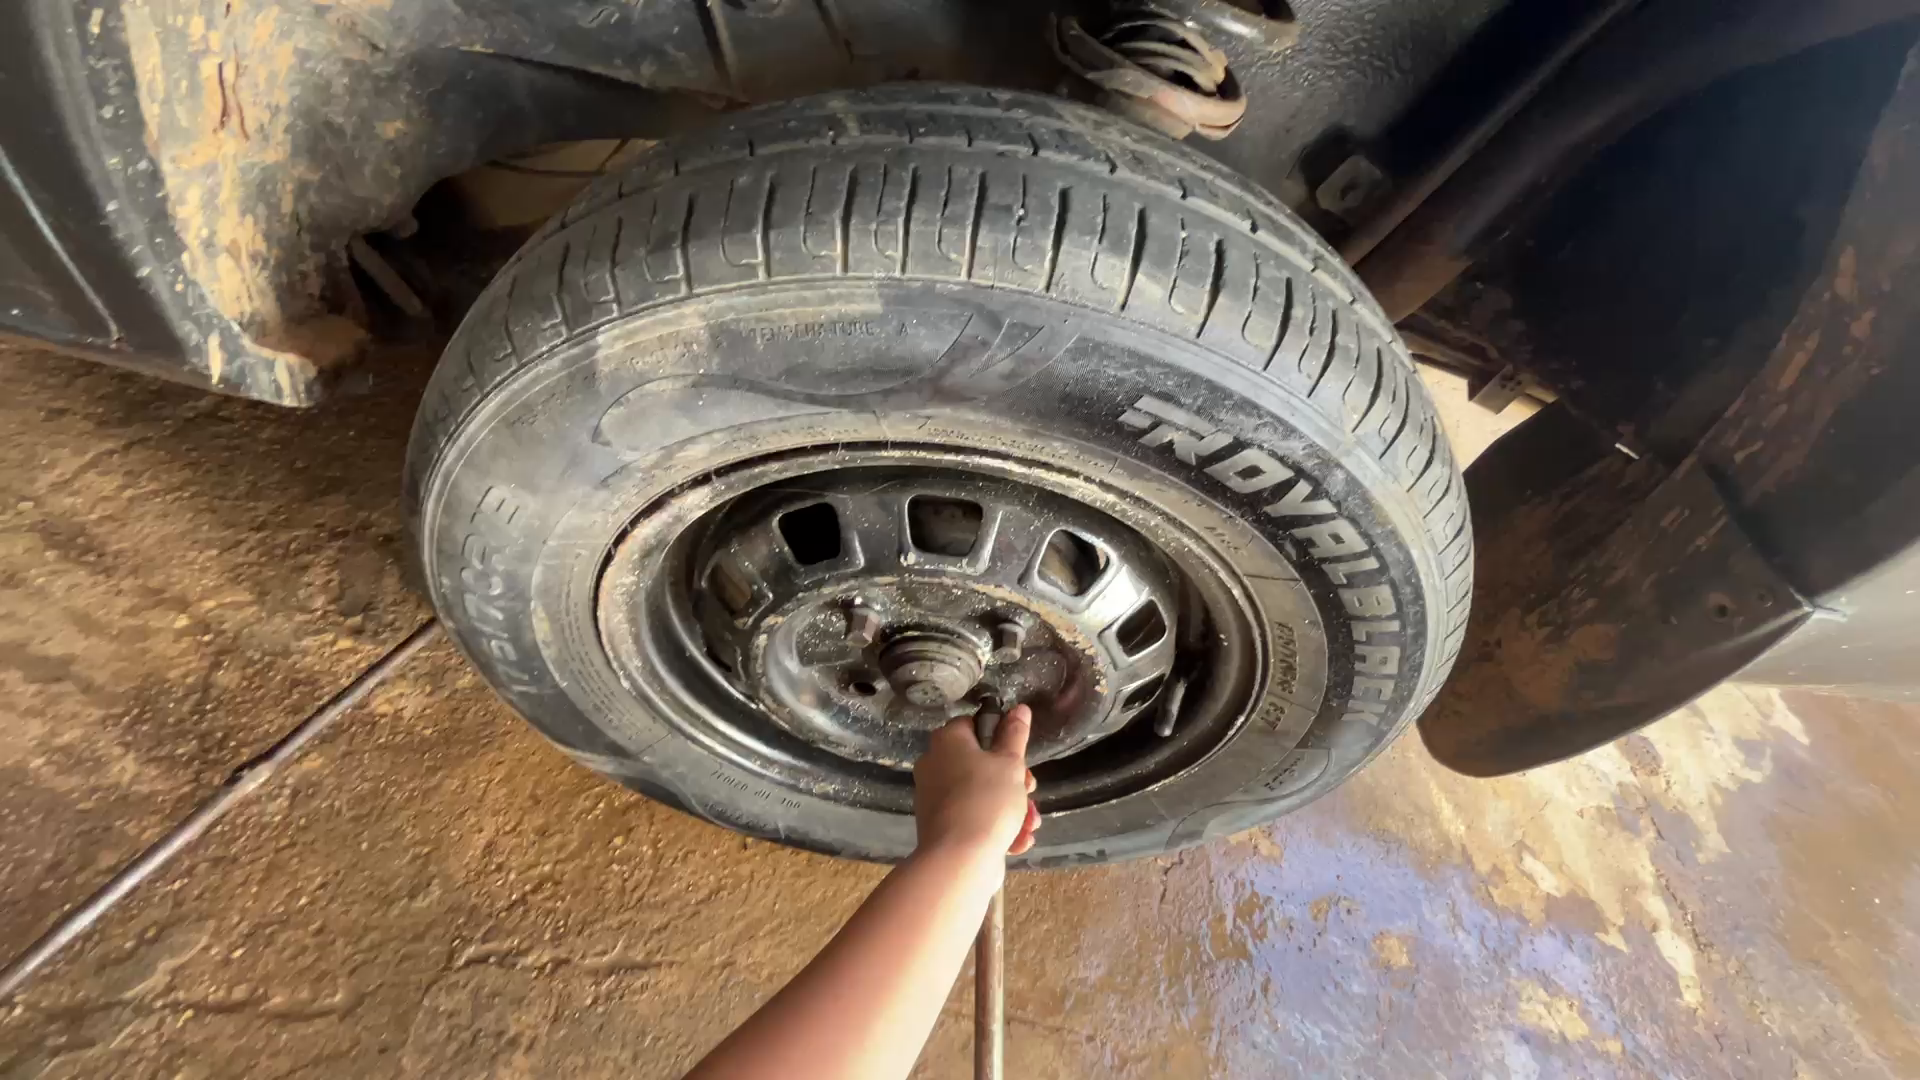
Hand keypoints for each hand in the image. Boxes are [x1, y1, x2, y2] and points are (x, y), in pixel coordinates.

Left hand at [912, 704, 1041, 860]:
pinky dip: (995, 826)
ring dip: (1012, 807)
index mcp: (947, 740)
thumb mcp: (1010, 763)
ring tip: (1030, 824)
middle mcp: (934, 763)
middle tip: (1029, 791)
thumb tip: (1020, 708)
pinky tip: (1018, 840)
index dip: (1001, 738)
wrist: (959, 860)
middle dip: (1013, 780)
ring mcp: (935, 796)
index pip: (975, 725)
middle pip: (981, 762)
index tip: (1019, 757)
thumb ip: (1015, 734)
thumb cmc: (987, 800)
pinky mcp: (940, 825)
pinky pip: (973, 816)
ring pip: (982, 793)